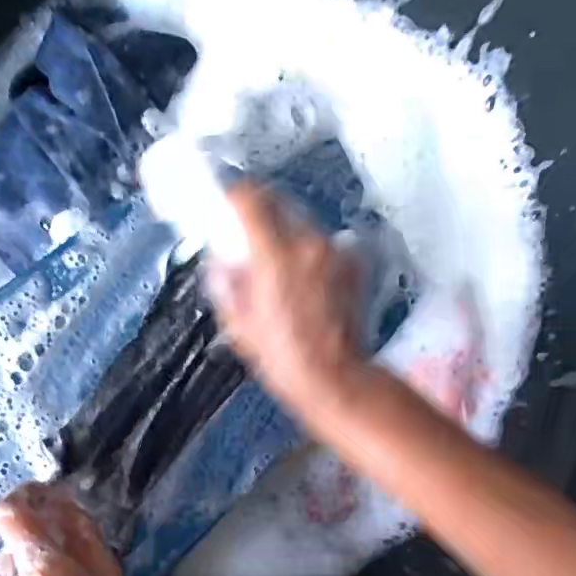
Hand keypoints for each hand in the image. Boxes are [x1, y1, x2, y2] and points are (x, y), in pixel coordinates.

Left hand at [0, 483, 141, 575]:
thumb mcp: (109, 573)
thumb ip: (80, 529)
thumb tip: (55, 497)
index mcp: (45, 571)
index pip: (11, 512)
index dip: (23, 496)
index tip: (37, 500)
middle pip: (5, 543)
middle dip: (28, 543)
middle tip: (51, 561)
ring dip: (6, 566)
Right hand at [208, 183, 368, 409]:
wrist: (334, 377)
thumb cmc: (289, 359)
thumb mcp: (238, 324)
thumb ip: (226, 283)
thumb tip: (221, 264)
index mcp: (275, 257)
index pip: (250, 199)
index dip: (233, 197)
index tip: (225, 203)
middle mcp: (309, 246)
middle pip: (278, 205)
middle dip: (258, 219)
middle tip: (246, 243)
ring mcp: (336, 253)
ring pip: (302, 224)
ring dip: (285, 237)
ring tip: (276, 272)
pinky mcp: (353, 264)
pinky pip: (324, 245)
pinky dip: (309, 255)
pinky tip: (302, 284)